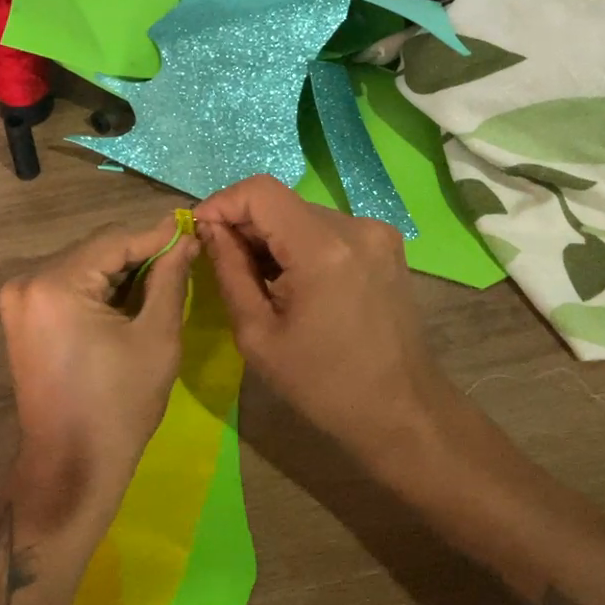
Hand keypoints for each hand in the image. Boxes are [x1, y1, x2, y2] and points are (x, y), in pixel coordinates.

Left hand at [0, 217, 197, 529]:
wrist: (71, 467)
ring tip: (163, 279)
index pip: (114, 242)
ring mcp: (18, 300)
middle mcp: (27, 281)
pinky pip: (66, 288)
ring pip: (81, 268)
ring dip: (118, 273)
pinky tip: (128, 301)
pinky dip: (97, 291)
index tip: (194, 231)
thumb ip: (168, 279)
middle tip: (183, 257)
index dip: (157, 237)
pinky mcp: (20, 318)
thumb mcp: (155, 338)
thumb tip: (184, 239)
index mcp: (55, 284)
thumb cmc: (119, 406)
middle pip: (94, 252)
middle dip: (138, 256)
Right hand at [195, 174, 454, 456]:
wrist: (404, 413)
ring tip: (257, 279)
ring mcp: (375, 233)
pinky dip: (298, 244)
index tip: (200, 232)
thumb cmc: (324, 385)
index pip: (259, 191)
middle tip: (221, 263)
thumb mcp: (257, 334)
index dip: (221, 203)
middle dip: (243, 224)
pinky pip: (325, 228)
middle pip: (280, 202)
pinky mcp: (385, 244)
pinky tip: (292, 282)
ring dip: (270, 236)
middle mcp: (354, 227)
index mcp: (323, 249)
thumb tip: (208, 227)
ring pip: (301, 214)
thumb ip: (228, 270)